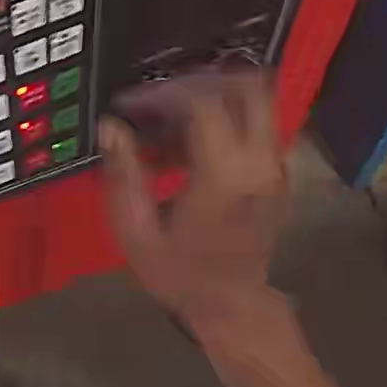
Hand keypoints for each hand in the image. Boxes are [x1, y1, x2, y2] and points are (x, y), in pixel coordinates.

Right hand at [99, 71, 291, 327]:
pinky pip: (255, 122)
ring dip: (211, 98)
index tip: (129, 106)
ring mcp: (274, 165)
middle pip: (244, 84)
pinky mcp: (276, 171)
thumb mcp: (136, 231)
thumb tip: (110, 127)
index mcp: (224, 176)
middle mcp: (259, 162)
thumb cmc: (177, 274)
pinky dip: (222, 118)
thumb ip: (123, 175)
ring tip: (168, 125)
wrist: (231, 305)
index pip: (203, 103)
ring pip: (255, 98)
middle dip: (196, 81)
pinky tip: (187, 147)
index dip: (162, 94)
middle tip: (157, 101)